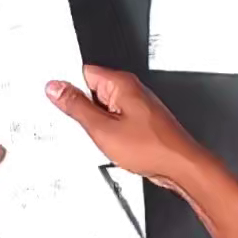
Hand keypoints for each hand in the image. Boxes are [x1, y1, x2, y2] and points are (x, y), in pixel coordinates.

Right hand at [46, 65, 215, 194]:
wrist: (180, 166)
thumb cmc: (153, 147)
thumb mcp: (102, 129)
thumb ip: (76, 107)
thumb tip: (57, 89)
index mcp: (121, 83)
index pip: (83, 71)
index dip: (67, 86)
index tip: (57, 99)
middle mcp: (131, 91)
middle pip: (92, 91)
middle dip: (81, 108)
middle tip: (82, 125)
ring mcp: (137, 107)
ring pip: (103, 109)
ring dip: (96, 124)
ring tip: (102, 138)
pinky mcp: (140, 123)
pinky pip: (115, 122)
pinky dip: (108, 133)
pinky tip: (111, 145)